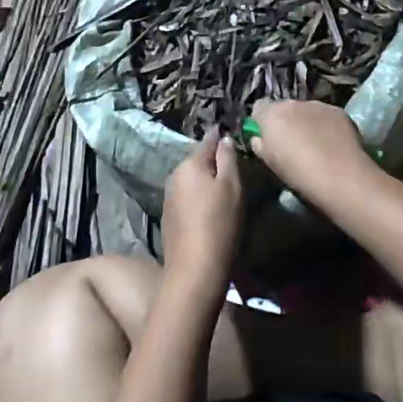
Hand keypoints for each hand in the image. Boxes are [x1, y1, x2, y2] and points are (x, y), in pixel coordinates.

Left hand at [160, 128, 244, 290]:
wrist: (194, 268)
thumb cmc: (219, 222)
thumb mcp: (232, 186)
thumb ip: (228, 159)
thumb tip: (223, 138)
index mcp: (190, 164)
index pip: (207, 142)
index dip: (220, 137)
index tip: (229, 133)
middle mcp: (174, 176)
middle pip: (197, 162)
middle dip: (213, 162)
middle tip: (234, 167)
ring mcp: (169, 198)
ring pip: (191, 181)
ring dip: (205, 182)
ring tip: (225, 190)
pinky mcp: (169, 218)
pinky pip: (187, 198)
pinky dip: (198, 199)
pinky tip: (210, 210)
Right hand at [246, 100, 371, 198]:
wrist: (340, 176)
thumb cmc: (298, 173)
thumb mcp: (269, 163)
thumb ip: (260, 145)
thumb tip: (259, 138)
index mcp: (271, 115)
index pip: (258, 107)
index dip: (261, 121)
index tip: (267, 136)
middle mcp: (293, 104)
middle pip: (283, 107)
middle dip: (285, 120)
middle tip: (291, 141)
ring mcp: (317, 105)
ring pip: (305, 110)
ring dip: (305, 121)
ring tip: (315, 143)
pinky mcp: (338, 111)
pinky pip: (325, 115)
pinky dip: (325, 124)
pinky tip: (331, 142)